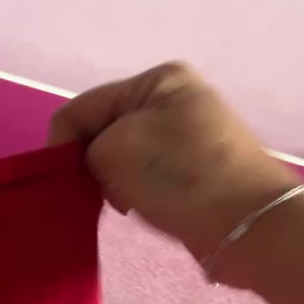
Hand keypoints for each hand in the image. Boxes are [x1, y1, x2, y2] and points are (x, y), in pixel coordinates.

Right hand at [50, 63, 303, 260]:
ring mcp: (182, 132)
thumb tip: (87, 164)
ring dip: (106, 179)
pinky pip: (137, 171)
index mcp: (155, 80)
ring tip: (118, 200)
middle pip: (98, 130)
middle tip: (92, 191)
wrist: (243, 222)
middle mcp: (171, 98)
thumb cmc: (178, 176)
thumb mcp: (114, 148)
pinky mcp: (188, 165)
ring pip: (115, 154)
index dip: (61, 145)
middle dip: (87, 162)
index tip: (63, 181)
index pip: (79, 109)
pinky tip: (135, 204)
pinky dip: (126, 189)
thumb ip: (83, 147)